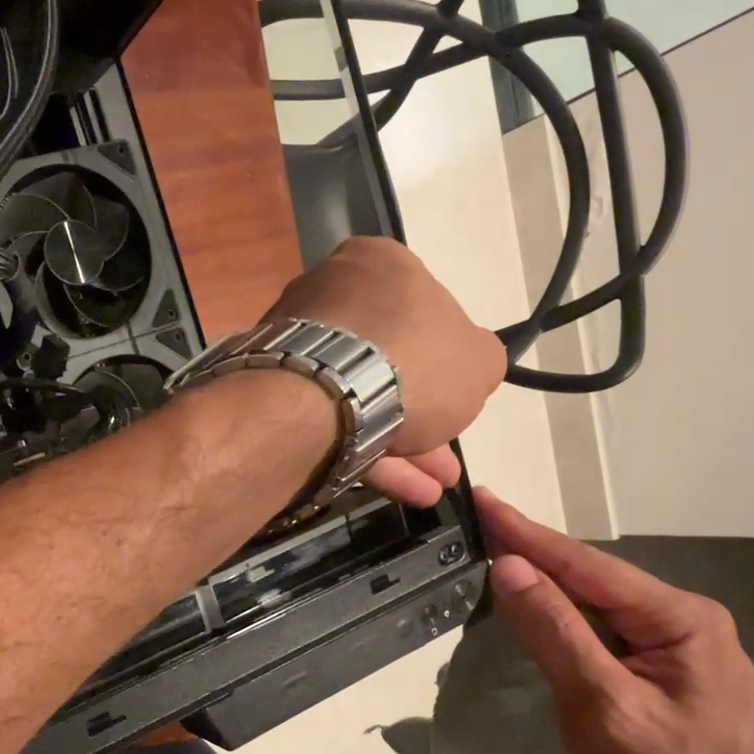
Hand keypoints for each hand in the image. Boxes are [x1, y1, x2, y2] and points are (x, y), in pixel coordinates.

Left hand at [262, 237, 505, 504]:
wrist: (323, 398)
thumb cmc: (412, 359)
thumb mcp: (479, 358)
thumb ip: (477, 359)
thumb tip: (466, 365)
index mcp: (376, 263)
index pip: (421, 303)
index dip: (446, 353)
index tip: (458, 390)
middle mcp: (327, 294)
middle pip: (387, 359)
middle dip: (423, 414)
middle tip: (447, 456)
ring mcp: (294, 344)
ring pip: (358, 396)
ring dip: (401, 444)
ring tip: (434, 486)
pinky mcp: (274, 390)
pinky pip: (328, 420)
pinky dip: (367, 453)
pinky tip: (404, 489)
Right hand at [475, 489, 753, 753]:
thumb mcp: (602, 702)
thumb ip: (555, 631)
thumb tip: (509, 567)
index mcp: (679, 618)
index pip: (586, 564)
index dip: (527, 533)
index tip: (483, 498)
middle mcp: (683, 618)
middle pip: (592, 576)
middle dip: (533, 550)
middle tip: (479, 523)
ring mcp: (676, 644)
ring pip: (595, 601)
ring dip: (544, 580)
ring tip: (494, 554)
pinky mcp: (662, 667)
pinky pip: (601, 626)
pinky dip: (560, 612)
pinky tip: (533, 605)